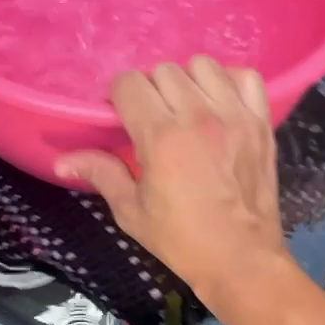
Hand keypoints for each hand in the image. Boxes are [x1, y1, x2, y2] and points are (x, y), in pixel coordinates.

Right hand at [55, 56, 291, 296]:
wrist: (241, 258)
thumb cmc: (182, 240)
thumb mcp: (132, 212)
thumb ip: (101, 174)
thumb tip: (63, 162)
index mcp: (162, 137)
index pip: (129, 84)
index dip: (119, 99)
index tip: (123, 120)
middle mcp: (199, 116)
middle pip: (163, 71)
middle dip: (151, 92)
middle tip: (154, 121)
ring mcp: (235, 116)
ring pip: (203, 66)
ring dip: (189, 83)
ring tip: (187, 111)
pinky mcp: (261, 122)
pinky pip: (246, 77)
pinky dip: (229, 83)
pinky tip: (220, 105)